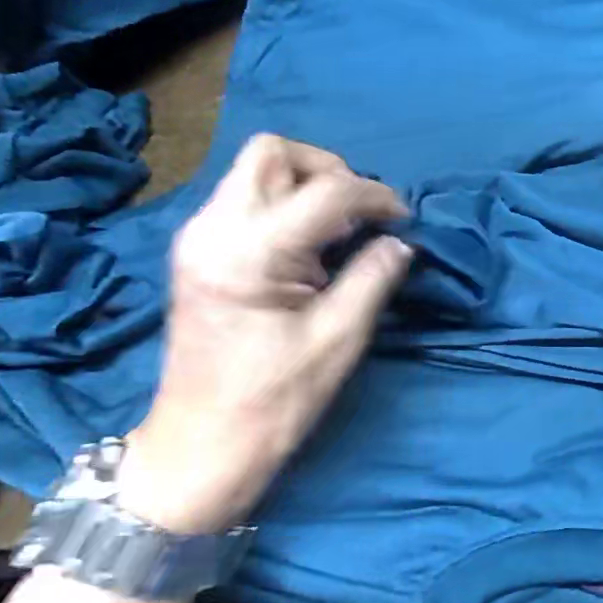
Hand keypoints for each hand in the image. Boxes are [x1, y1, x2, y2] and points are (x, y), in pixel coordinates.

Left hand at [118, 135, 412, 534]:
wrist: (200, 449)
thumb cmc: (275, 402)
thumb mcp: (340, 339)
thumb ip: (374, 276)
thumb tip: (400, 241)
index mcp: (249, 252)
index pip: (327, 190)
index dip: (376, 197)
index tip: (404, 221)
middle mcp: (213, 229)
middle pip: (274, 153)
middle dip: (330, 171)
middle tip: (362, 214)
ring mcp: (198, 237)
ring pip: (258, 170)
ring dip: (308, 185)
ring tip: (342, 229)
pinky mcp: (199, 251)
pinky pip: (248, 198)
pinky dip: (288, 205)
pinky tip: (312, 245)